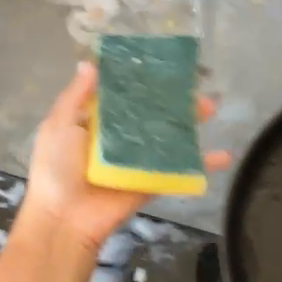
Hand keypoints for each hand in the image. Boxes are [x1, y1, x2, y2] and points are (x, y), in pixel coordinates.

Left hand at [20, 61, 230, 252]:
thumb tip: (91, 62)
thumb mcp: (58, 124)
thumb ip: (77, 95)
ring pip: (169, 138)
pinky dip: (203, 164)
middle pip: (152, 115)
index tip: (163, 64)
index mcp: (97, 122)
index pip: (124, 97)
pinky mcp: (153, 182)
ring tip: (211, 108)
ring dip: (191, 123)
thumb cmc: (56, 168)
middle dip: (174, 100)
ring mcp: (139, 161)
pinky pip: (180, 170)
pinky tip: (225, 155)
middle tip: (194, 85)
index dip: (142, 81)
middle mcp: (120, 139)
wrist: (64, 219)